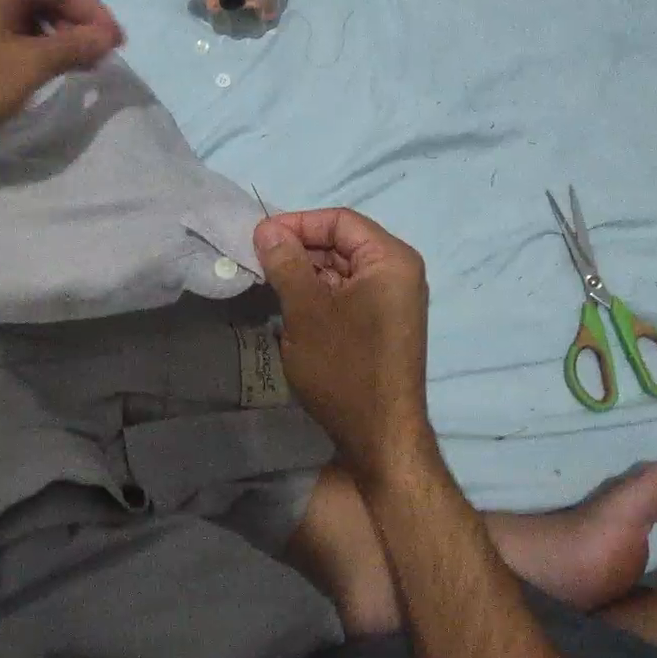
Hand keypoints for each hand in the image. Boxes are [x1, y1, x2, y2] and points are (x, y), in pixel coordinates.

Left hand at [0, 0, 124, 153]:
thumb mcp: (30, 66)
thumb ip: (74, 46)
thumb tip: (108, 36)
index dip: (97, 14)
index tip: (118, 46)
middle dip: (76, 23)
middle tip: (98, 57)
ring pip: (24, 7)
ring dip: (54, 33)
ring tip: (71, 65)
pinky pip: (3, 19)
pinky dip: (29, 38)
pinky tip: (35, 65)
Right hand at [254, 209, 434, 484]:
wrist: (379, 437)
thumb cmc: (345, 367)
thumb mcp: (306, 309)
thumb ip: (286, 262)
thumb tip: (267, 229)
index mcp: (391, 259)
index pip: (340, 220)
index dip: (297, 223)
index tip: (258, 238)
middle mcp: (399, 274)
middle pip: (342, 244)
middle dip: (299, 250)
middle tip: (257, 263)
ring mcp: (393, 303)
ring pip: (341, 272)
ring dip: (305, 276)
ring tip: (268, 287)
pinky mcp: (382, 327)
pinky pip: (347, 297)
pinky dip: (318, 298)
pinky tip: (289, 312)